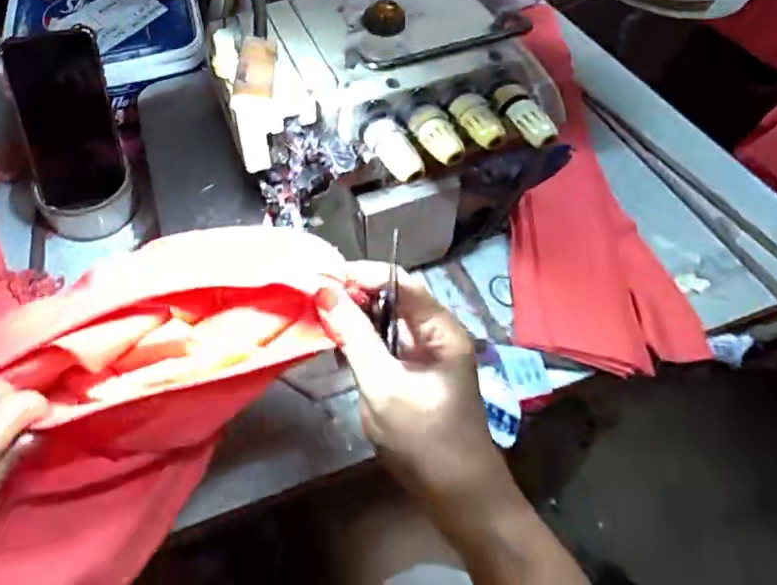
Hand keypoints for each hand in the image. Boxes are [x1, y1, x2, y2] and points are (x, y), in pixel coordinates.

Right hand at [317, 263, 511, 514]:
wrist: (461, 501)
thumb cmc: (426, 441)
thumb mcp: (383, 386)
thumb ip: (354, 336)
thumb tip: (324, 290)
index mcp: (440, 327)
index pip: (396, 280)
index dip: (360, 274)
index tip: (321, 280)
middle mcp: (436, 330)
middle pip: (391, 295)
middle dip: (354, 294)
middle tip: (315, 300)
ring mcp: (427, 351)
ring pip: (386, 318)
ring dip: (356, 316)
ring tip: (322, 319)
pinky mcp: (416, 370)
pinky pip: (386, 341)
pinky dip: (363, 339)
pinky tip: (339, 347)